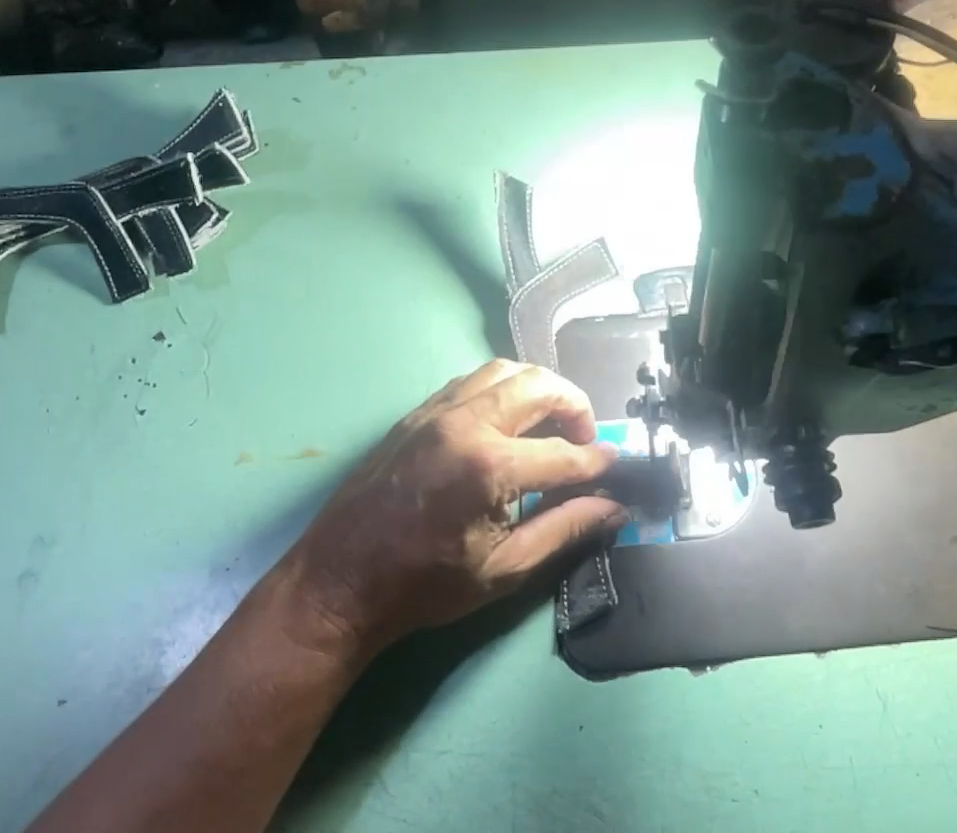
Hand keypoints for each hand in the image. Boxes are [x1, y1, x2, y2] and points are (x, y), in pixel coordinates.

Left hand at [269, 360, 624, 659]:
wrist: (339, 583)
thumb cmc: (424, 586)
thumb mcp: (505, 568)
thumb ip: (566, 528)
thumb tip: (615, 506)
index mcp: (489, 465)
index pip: (564, 454)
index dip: (598, 462)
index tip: (617, 466)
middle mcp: (465, 423)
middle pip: (539, 385)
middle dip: (575, 406)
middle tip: (586, 439)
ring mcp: (435, 412)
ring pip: (504, 370)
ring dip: (539, 388)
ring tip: (552, 423)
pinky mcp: (416, 415)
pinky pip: (471, 381)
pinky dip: (502, 390)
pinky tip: (508, 422)